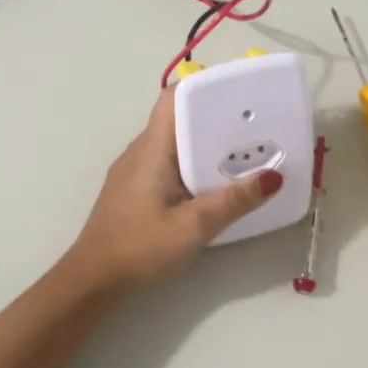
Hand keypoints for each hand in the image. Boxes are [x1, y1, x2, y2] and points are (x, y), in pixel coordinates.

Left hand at [62, 88, 281, 292]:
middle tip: (256, 126)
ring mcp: (135, 170)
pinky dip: (193, 164)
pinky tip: (215, 183)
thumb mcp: (193, 228)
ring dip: (207, 145)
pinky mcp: (135, 189)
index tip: (240, 92)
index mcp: (152, 148)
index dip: (206, 87)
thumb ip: (234, 201)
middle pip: (180, 119)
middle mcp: (141, 151)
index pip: (174, 98)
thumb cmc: (139, 248)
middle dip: (217, 119)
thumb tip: (274, 176)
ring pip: (175, 143)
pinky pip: (168, 163)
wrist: (93, 279)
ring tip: (245, 153)